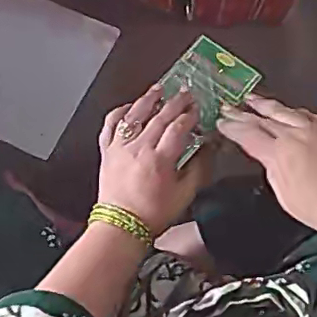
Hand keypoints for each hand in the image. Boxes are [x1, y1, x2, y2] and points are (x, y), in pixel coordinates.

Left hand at [97, 86, 207, 234]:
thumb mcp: (185, 194)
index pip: (178, 127)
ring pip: (135, 115)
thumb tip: (209, 149)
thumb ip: (198, 168)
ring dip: (148, 99)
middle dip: (175, 102)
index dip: (190, 116)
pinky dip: (119, 113)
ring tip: (159, 89)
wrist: (121, 227)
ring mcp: (120, 148)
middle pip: (159, 117)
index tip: (197, 110)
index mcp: (160, 159)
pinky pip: (111, 125)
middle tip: (185, 94)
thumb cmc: (152, 214)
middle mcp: (139, 148)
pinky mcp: (107, 152)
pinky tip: (128, 107)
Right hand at [216, 94, 316, 237]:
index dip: (231, 127)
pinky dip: (289, 110)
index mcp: (279, 152)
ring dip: (265, 104)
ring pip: (283, 110)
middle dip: (243, 112)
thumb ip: (272, 172)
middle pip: (263, 118)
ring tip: (252, 99)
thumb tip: (268, 158)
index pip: (248, 134)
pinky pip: (303, 113)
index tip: (220, 122)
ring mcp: (315, 129)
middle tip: (228, 106)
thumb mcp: (287, 198)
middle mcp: (295, 134)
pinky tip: (287, 111)